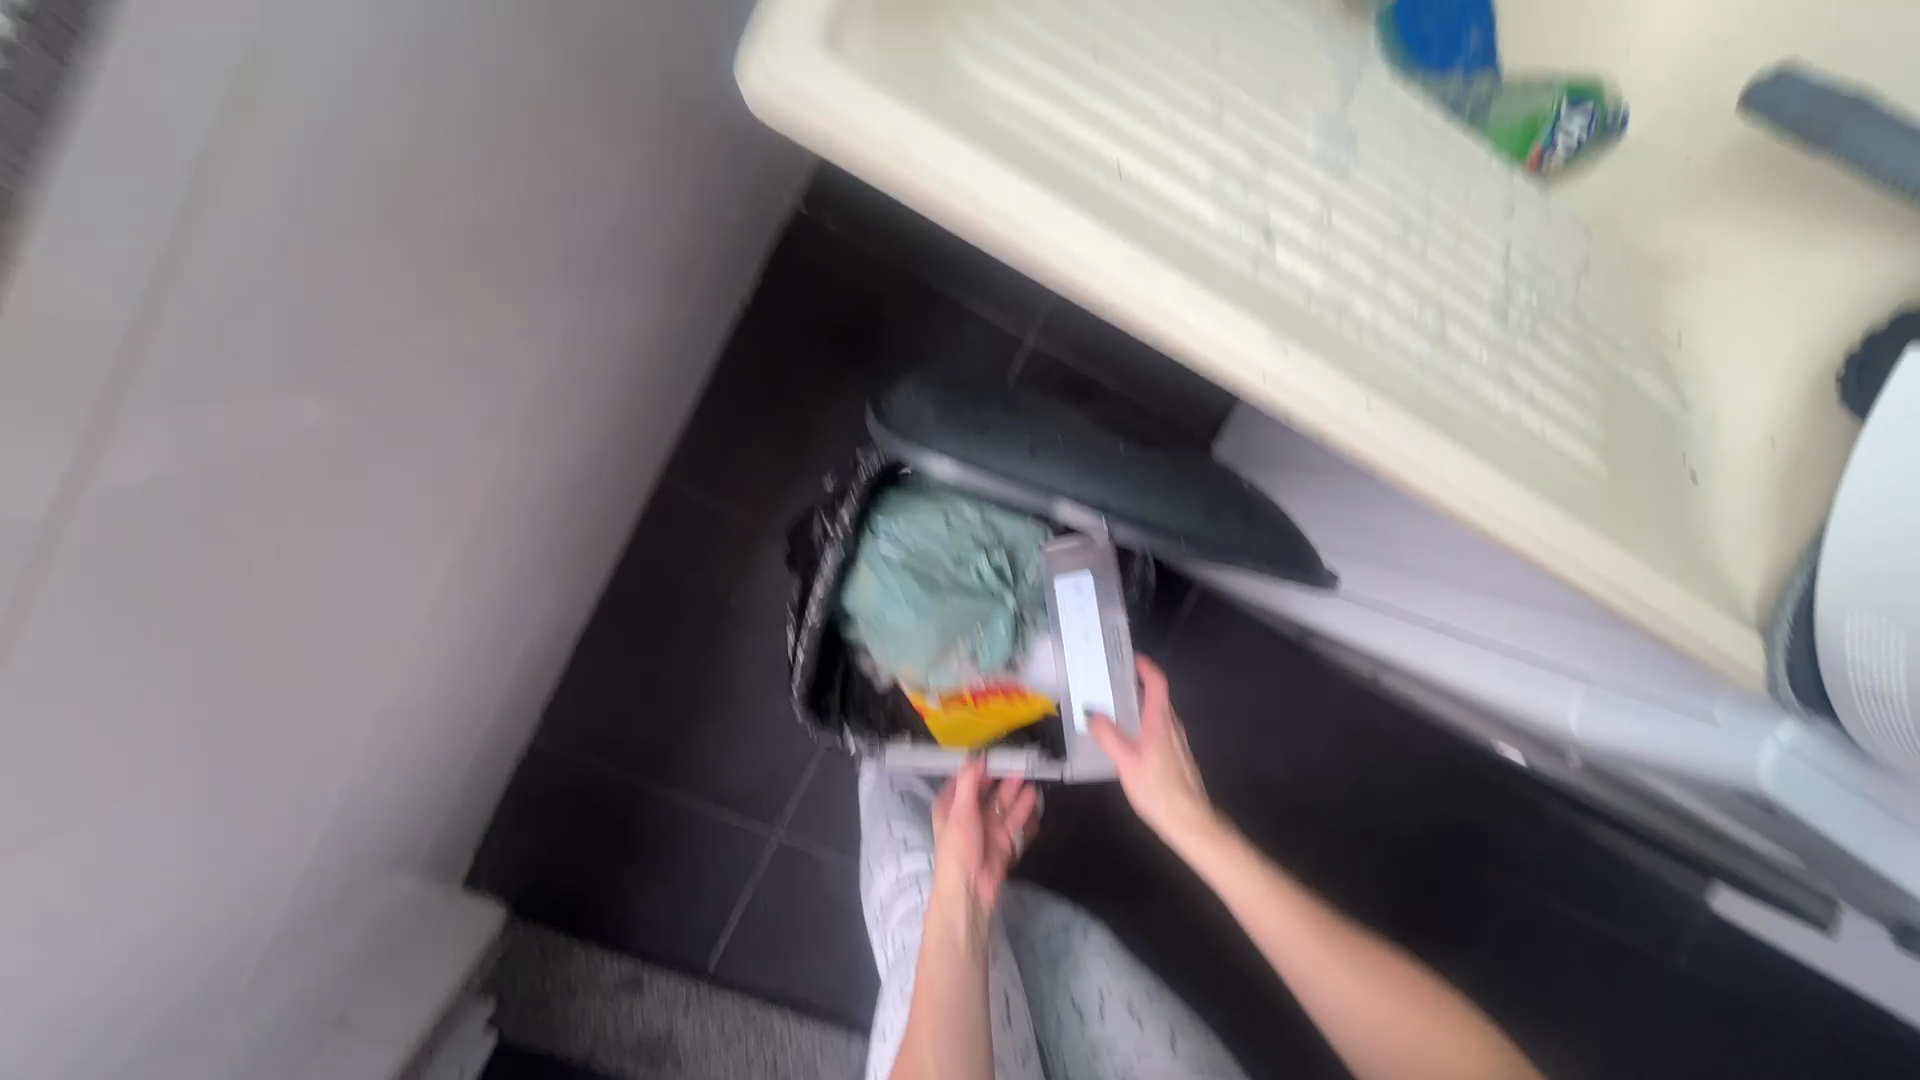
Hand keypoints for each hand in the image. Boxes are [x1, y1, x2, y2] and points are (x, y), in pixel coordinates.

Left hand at [931, 757, 1040, 919]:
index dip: (980, 768)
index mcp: (951, 806)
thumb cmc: (958, 847)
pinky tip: (1034, 801)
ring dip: (1016, 794)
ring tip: (1030, 779)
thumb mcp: (960, 810)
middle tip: (1020, 765)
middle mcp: (968, 815)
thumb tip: (978, 756)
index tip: (996, 753)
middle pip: (988, 793)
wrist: (970, 890)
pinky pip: (1015, 824)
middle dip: (1003, 780)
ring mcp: (987, 830)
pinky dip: (1024, 813)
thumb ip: (970, 782)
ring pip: (1003, 807)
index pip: (965, 781)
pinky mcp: (1002, 843)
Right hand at [1088, 656, 1217, 845]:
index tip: (1132, 659)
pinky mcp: (1177, 758)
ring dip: (1138, 707)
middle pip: (1157, 698)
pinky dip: (1143, 724)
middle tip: (1110, 683)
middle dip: (1136, 686)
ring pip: (1158, 715)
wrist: (1190, 822)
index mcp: (1160, 722)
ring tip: (1114, 709)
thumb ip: (1109, 737)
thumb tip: (1093, 715)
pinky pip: (1159, 731)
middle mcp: (1172, 727)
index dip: (1146, 668)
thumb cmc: (1158, 790)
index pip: (1158, 684)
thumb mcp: (1126, 763)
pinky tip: (1128, 739)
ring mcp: (1177, 743)